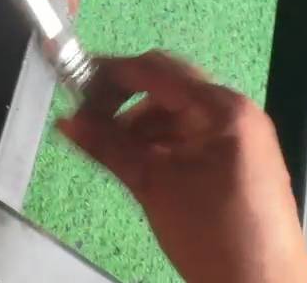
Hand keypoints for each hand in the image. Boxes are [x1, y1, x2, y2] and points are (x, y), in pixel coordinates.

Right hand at [58, 52, 306, 282]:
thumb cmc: (214, 236)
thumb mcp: (153, 185)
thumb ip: (107, 146)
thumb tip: (67, 122)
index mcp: (222, 108)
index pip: (155, 71)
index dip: (110, 73)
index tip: (75, 82)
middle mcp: (234, 111)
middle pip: (165, 85)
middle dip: (123, 98)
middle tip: (88, 115)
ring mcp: (239, 135)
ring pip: (174, 110)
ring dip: (138, 122)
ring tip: (109, 146)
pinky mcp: (237, 159)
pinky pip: (189, 132)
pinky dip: (159, 140)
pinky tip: (137, 160)